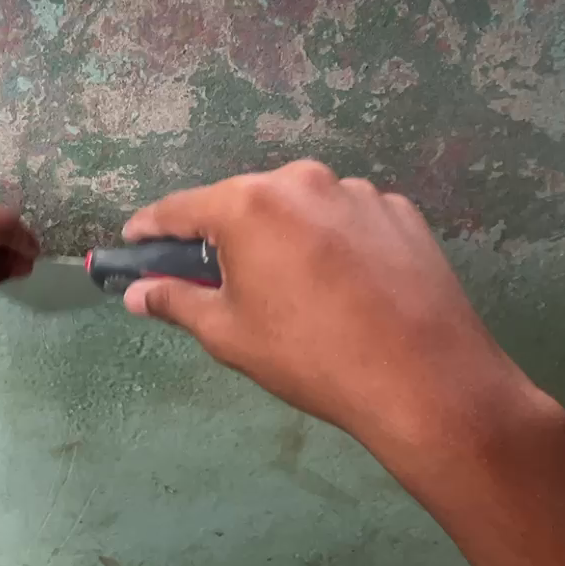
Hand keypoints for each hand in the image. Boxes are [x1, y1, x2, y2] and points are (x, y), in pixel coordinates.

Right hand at [121, 161, 556, 465]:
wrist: (430, 384)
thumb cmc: (309, 356)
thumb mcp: (227, 333)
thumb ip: (173, 301)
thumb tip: (135, 294)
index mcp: (247, 205)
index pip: (178, 209)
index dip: (150, 228)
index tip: (134, 241)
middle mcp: (299, 180)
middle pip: (239, 202)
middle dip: (219, 233)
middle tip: (214, 274)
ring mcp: (355, 191)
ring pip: (295, 207)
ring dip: (278, 234)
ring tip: (288, 284)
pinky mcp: (400, 211)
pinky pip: (343, 217)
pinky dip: (327, 239)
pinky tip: (339, 282)